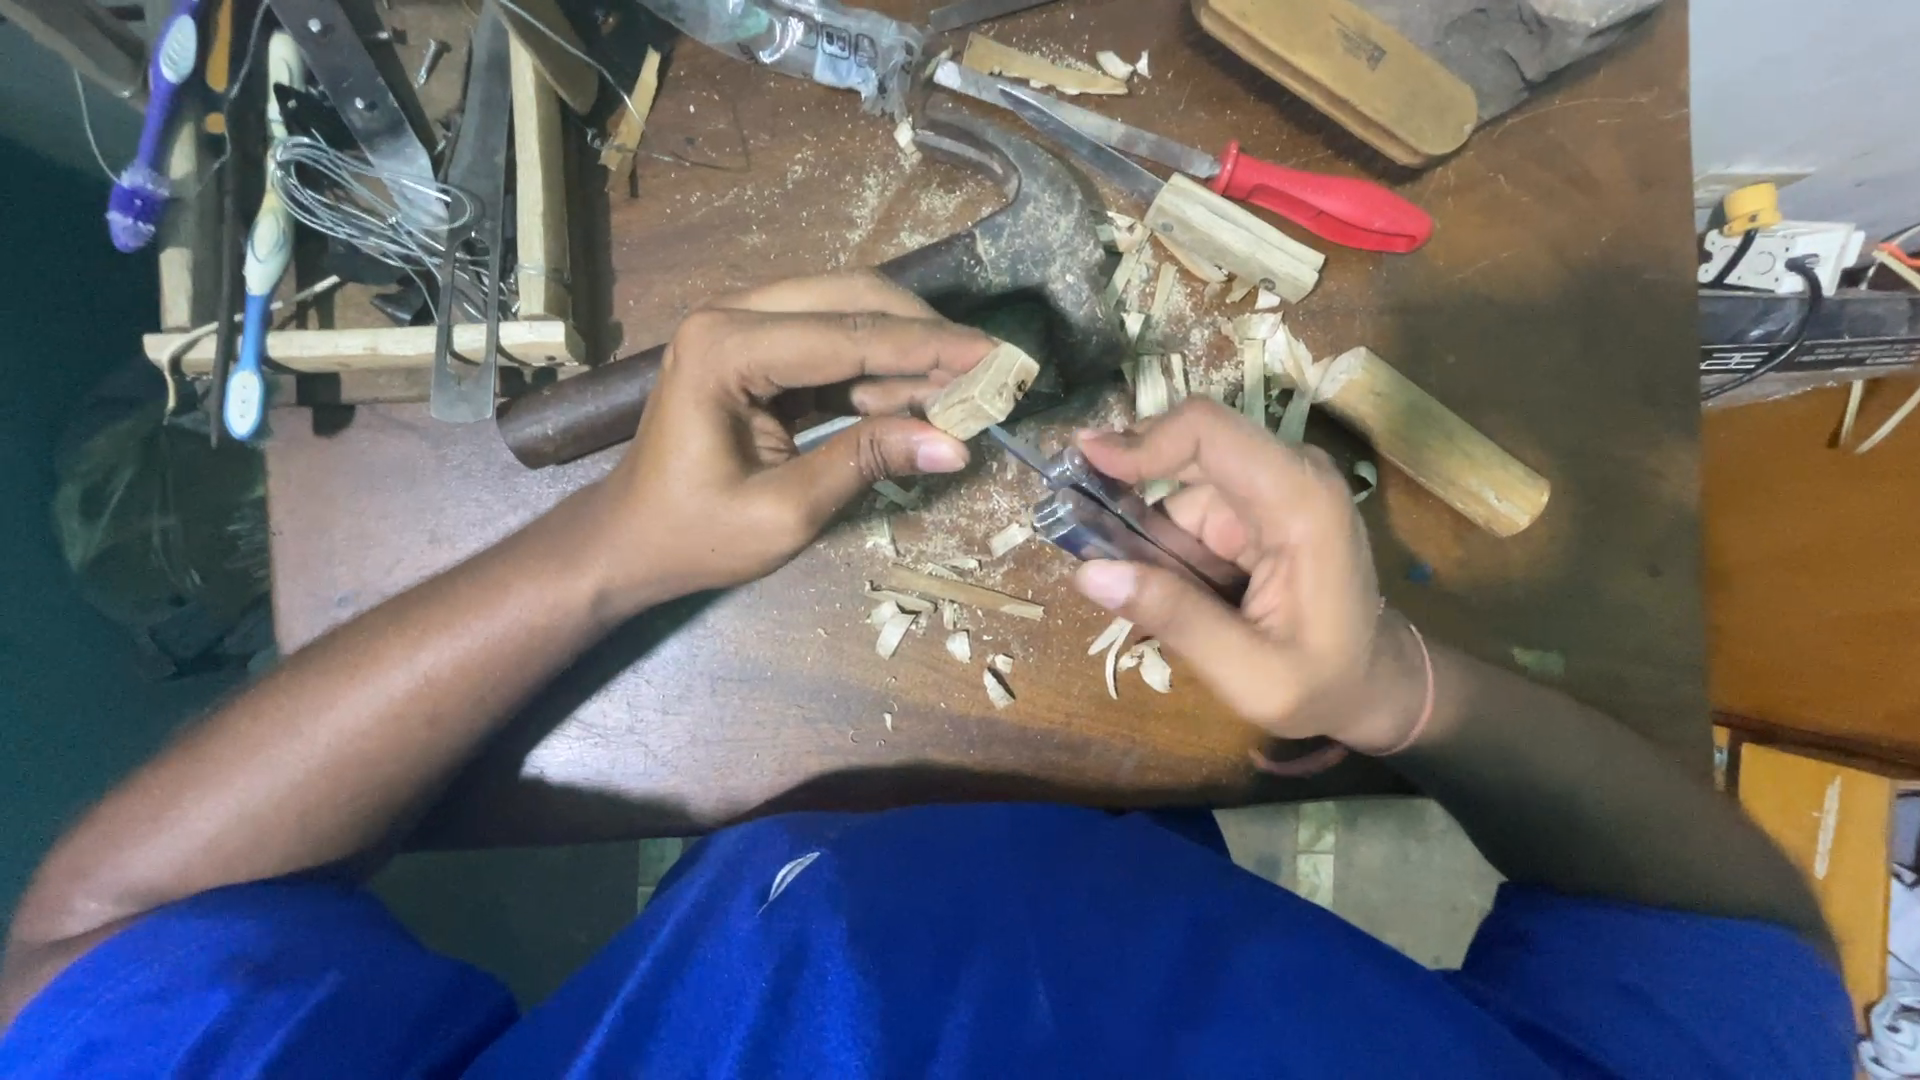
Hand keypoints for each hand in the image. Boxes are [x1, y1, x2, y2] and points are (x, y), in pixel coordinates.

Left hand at [587, 273, 994, 615]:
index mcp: (725, 348)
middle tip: (988, 366)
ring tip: (965, 387)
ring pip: (847, 316)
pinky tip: (919, 398)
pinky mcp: (757, 354)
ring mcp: (743, 329)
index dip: (929, 348)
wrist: (630, 543)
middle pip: (852, 300)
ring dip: (906, 351)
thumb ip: (866, 464)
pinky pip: (832, 349)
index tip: (994, 358)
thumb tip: (956, 444)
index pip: (849, 335)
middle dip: (925, 335)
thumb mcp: (785, 511)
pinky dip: (878, 373)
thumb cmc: (694, 536)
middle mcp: (732, 317)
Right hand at [1070, 399, 1424, 752]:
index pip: (1209, 432)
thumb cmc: (1324, 684)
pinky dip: (1158, 544)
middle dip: (1124, 481)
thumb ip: (1174, 618)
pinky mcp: (1251, 510)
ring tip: (1130, 590)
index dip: (1141, 441)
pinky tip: (1156, 587)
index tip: (1082, 464)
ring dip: (1139, 530)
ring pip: (1174, 486)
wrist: (1373, 685)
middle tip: (1074, 525)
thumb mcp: (1249, 672)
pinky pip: (1184, 510)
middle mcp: (1286, 478)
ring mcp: (1269, 490)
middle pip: (1185, 445)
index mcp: (1299, 501)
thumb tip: (1087, 573)